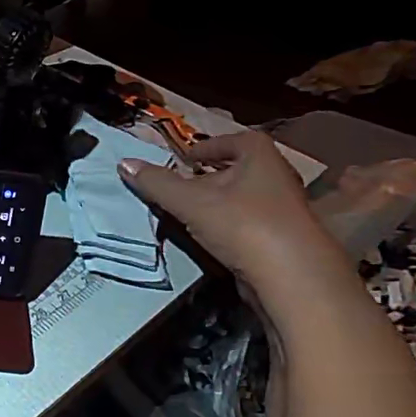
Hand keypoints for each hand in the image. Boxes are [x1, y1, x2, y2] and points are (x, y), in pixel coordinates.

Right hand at [118, 131, 340, 288]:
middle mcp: (277, 174)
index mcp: (259, 154)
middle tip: (183, 186)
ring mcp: (284, 208)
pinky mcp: (285, 238)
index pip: (229, 141)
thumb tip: (124, 163)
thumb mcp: (191, 202)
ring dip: (220, 204)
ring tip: (193, 214)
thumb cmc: (243, 224)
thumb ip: (158, 184)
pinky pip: (250, 224)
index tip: (184, 159)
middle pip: (237, 169)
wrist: (292, 275)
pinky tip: (214, 240)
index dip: (205, 148)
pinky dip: (231, 226)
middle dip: (211, 177)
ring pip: (244, 198)